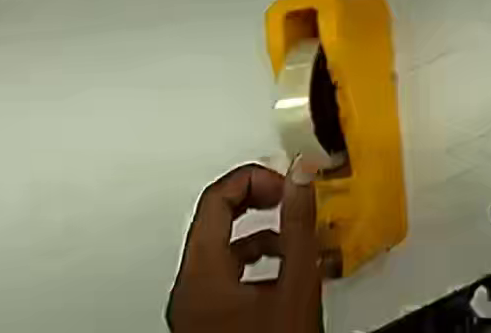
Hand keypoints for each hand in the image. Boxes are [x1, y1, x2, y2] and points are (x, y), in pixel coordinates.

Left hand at [166, 162, 321, 332]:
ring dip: (261, 234)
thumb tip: (300, 174)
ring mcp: (195, 312)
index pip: (217, 198)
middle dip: (258, 202)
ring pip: (223, 250)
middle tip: (289, 198)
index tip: (286, 182)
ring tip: (295, 238)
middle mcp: (190, 290)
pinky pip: (227, 278)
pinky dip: (256, 264)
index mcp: (201, 273)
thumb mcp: (295, 286)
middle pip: (217, 220)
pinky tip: (286, 275)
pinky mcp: (208, 328)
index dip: (254, 179)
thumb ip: (298, 224)